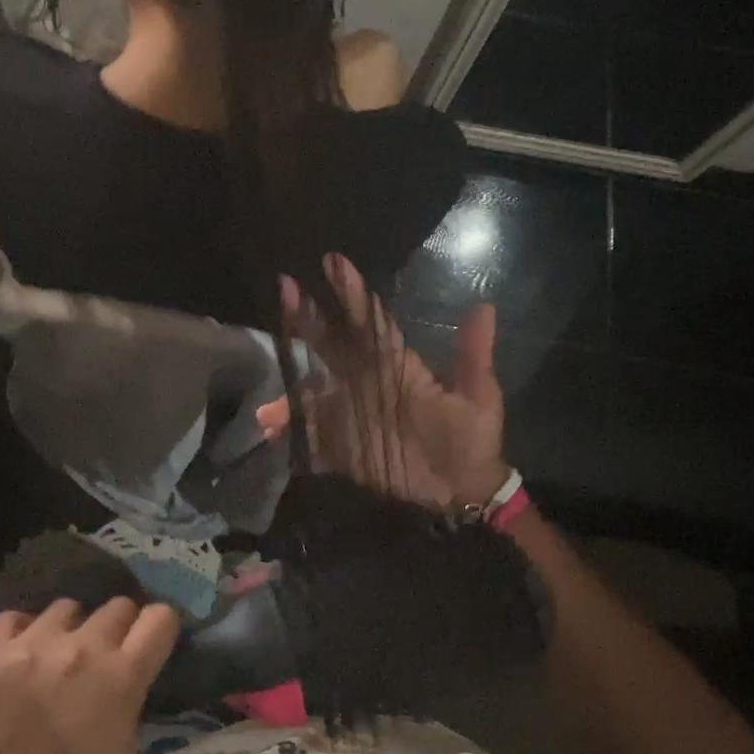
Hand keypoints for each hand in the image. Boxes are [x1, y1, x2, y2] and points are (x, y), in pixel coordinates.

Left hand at [0, 598, 178, 753]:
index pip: (160, 619)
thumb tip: (121, 683)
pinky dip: (21, 632)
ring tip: (57, 655)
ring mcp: (32, 646)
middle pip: (115, 606)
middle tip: (105, 653)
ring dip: (70, 628)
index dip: (159, 628)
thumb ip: (124, 701)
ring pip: (64, 607)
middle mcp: (82, 648)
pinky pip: (11, 618)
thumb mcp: (121, 752)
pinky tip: (18, 653)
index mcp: (122, 676)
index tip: (152, 640)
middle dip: (117, 626)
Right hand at [281, 253, 509, 505]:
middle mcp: (366, 382)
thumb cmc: (471, 439)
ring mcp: (351, 413)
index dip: (351, 293)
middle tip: (284, 286)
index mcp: (396, 365)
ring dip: (289, 382)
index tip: (334, 261)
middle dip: (306, 317)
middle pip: (330, 345)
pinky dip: (293, 431)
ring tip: (268, 385)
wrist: (462, 492)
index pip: (369, 322)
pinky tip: (272, 429)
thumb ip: (473, 355)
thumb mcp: (477, 396)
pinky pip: (313, 435)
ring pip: (313, 387)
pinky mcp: (344, 446)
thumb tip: (486, 306)